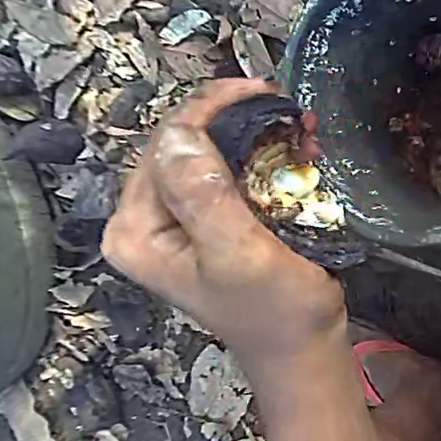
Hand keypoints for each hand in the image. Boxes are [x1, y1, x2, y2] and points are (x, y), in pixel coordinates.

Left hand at [100, 79, 346, 370]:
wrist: (305, 349)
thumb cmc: (277, 311)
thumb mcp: (238, 255)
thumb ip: (203, 196)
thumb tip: (180, 131)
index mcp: (136, 230)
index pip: (164, 146)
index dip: (209, 109)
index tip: (261, 90)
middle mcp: (146, 221)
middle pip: (183, 143)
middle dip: (235, 119)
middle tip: (283, 106)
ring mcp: (177, 221)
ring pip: (209, 151)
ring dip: (252, 133)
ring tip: (294, 125)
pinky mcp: (208, 221)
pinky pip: (227, 170)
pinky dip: (260, 154)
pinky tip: (290, 148)